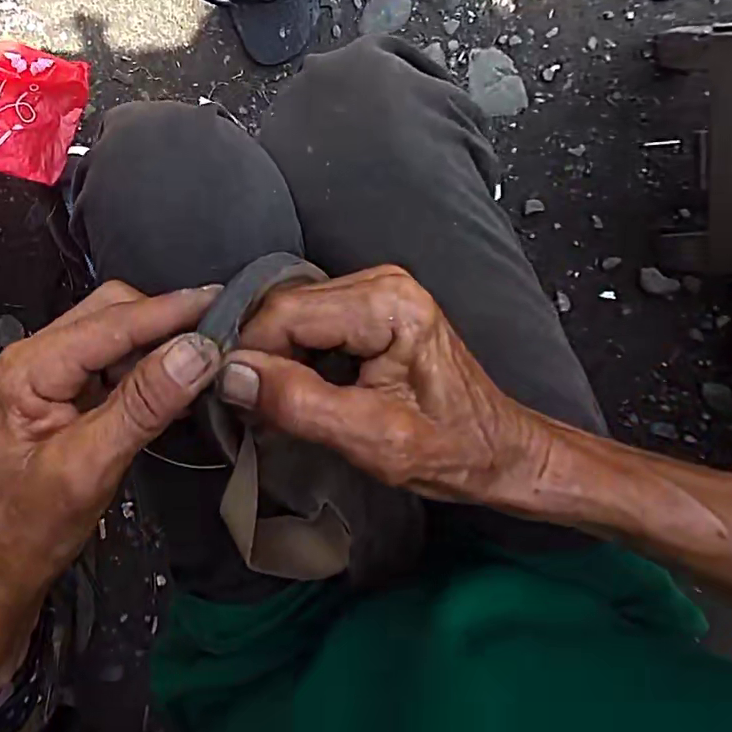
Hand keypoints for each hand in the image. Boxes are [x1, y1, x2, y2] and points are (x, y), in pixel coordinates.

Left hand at [0, 282, 220, 717]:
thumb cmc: (25, 528)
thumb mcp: (89, 467)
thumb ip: (143, 405)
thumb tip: (193, 354)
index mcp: (30, 368)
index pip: (112, 321)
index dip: (171, 311)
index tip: (221, 304)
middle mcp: (38, 357)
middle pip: (113, 311)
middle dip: (167, 318)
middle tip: (220, 333)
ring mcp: (53, 373)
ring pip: (119, 331)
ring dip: (162, 340)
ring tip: (208, 356)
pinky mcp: (70, 391)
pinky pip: (118, 360)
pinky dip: (152, 364)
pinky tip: (179, 381)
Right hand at [216, 266, 548, 507]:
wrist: (499, 449)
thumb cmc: (451, 450)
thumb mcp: (373, 440)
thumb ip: (300, 404)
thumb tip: (232, 376)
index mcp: (388, 305)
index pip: (284, 314)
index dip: (252, 358)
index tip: (243, 405)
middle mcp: (379, 281)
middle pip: (283, 309)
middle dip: (262, 359)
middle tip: (260, 411)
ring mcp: (373, 287)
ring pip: (288, 313)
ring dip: (274, 359)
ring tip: (279, 403)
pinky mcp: (367, 302)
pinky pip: (306, 319)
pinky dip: (291, 355)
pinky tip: (299, 387)